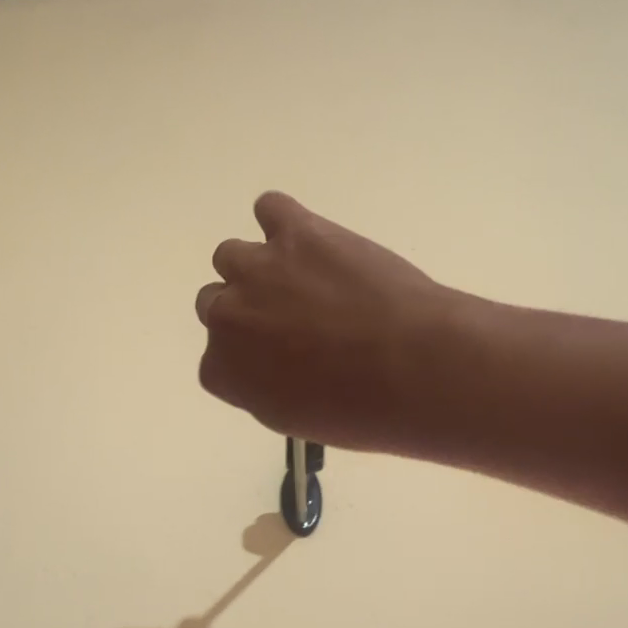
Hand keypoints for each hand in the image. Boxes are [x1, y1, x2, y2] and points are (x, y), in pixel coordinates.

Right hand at [196, 192, 474, 453]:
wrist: (412, 366)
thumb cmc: (358, 410)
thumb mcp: (293, 419)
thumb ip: (258, 388)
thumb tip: (262, 367)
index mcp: (222, 369)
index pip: (215, 359)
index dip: (246, 357)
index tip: (277, 360)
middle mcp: (225, 315)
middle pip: (215, 303)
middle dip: (248, 311)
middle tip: (291, 319)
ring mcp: (256, 269)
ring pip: (230, 255)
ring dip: (258, 267)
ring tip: (300, 276)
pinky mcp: (295, 232)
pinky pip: (269, 208)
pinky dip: (282, 219)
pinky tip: (306, 236)